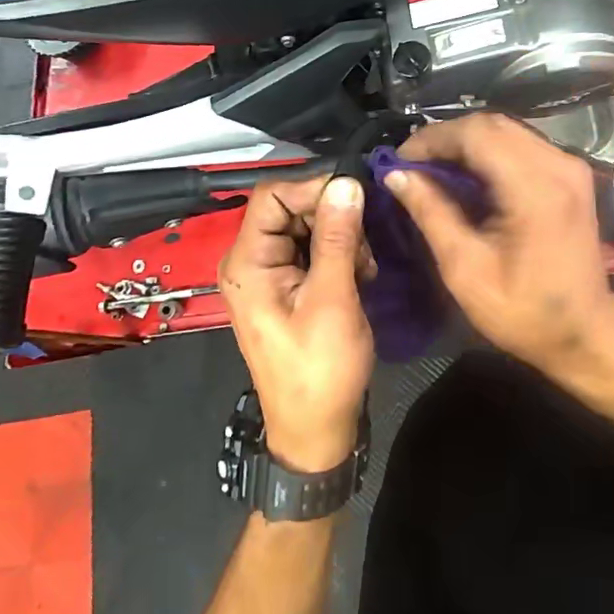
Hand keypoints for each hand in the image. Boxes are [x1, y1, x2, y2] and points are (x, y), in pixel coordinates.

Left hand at [219, 175, 374, 472]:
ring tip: (365, 270)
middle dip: (332, 219)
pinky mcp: (288, 287)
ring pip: (307, 228)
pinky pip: (313, 251)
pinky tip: (360, 277)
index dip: (313, 188)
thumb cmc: (320, 370)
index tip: (356, 196)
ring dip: (342, 240)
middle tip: (365, 247)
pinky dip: (339, 256)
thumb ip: (338, 237)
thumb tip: (346, 182)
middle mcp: (252, 261)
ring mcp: (269, 274)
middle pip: (291, 209)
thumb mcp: (333, 299)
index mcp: (248, 262)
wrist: (315, 430)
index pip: (272, 195)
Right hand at [385, 114, 613, 376]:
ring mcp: (569, 165)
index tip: (399, 161)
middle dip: (445, 138)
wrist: (587, 333)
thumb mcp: (466, 269)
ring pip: (505, 130)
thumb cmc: (524, 311)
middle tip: (412, 165)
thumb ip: (431, 213)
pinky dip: (487, 151)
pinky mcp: (570, 173)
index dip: (431, 139)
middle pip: (490, 124)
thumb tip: (396, 175)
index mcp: (534, 188)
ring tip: (432, 168)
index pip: (475, 134)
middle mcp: (557, 164)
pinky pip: (520, 144)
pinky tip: (465, 175)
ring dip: (465, 142)